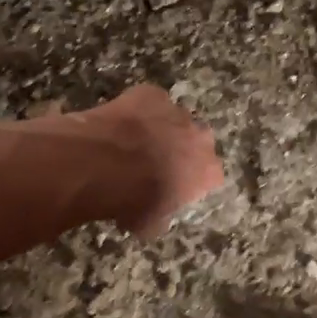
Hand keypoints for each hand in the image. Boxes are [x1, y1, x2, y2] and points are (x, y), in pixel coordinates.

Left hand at [88, 84, 224, 236]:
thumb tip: (156, 213)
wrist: (104, 163)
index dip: (194, 180)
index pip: (212, 175)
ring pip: (174, 118)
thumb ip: (163, 213)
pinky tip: (121, 123)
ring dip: (160, 128)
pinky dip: (139, 110)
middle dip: (182, 149)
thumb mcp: (150, 224)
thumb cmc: (131, 201)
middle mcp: (200, 137)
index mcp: (207, 171)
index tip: (177, 187)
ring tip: (133, 141)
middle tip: (157, 162)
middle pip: (198, 141)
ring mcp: (177, 111)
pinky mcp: (152, 93)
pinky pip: (150, 101)